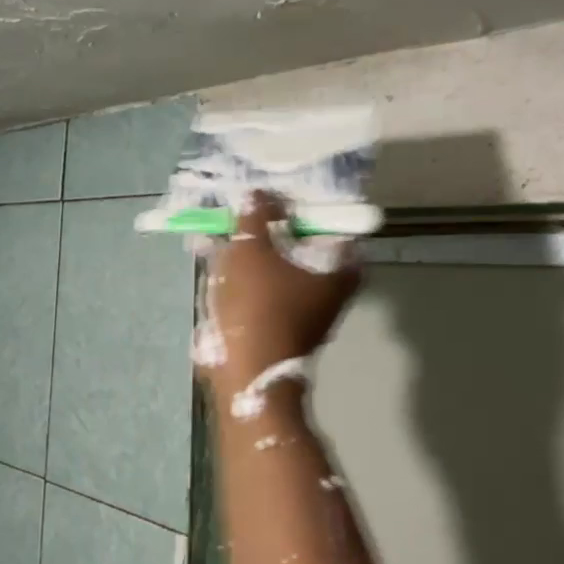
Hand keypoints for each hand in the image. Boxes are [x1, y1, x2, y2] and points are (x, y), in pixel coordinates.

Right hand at [198, 191, 361, 393]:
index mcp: (342, 267)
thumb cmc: (257, 304)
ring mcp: (311, 310)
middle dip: (272, 228)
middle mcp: (335, 289)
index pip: (330, 221)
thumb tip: (262, 192)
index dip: (301, 205)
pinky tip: (221, 263)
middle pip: (304, 244)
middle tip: (245, 213)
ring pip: (282, 267)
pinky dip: (250, 274)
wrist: (246, 371)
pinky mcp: (286, 325)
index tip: (274, 196)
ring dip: (256, 251)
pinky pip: (269, 287)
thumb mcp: (252, 247)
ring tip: (225, 235)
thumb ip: (257, 214)